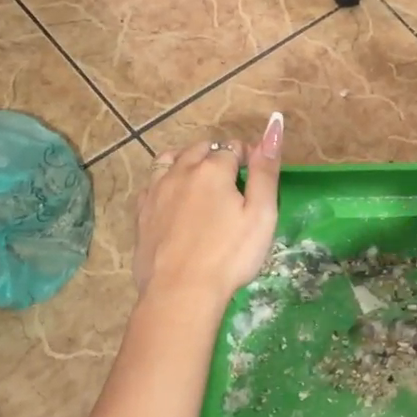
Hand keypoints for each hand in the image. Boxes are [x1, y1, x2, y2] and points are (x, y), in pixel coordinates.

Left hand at [133, 112, 282, 302]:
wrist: (181, 291)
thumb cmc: (230, 254)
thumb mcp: (261, 213)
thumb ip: (266, 169)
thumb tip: (274, 125)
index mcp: (213, 169)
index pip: (233, 148)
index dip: (248, 158)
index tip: (255, 178)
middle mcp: (181, 171)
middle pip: (201, 149)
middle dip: (218, 156)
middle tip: (234, 183)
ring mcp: (156, 191)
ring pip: (171, 160)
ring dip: (189, 161)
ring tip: (202, 181)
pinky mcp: (141, 213)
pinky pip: (153, 182)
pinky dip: (166, 180)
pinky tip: (175, 198)